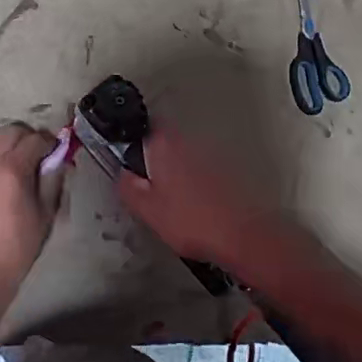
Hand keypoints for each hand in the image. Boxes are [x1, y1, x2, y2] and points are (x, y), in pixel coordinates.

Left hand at [0, 123, 65, 295]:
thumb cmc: (19, 245)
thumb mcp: (46, 213)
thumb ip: (52, 180)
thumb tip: (59, 158)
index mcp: (12, 170)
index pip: (34, 139)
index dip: (48, 142)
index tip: (54, 151)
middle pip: (9, 130)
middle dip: (26, 137)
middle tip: (34, 154)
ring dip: (2, 140)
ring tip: (10, 159)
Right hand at [113, 123, 296, 269]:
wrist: (239, 235)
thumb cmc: (191, 221)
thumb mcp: (146, 209)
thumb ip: (128, 187)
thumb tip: (122, 175)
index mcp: (165, 146)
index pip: (144, 127)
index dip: (134, 139)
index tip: (127, 155)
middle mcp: (189, 144)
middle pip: (165, 142)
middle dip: (155, 159)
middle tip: (147, 186)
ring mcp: (211, 157)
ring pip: (184, 157)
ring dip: (175, 172)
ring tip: (171, 202)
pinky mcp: (226, 173)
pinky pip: (201, 172)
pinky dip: (194, 183)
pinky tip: (193, 207)